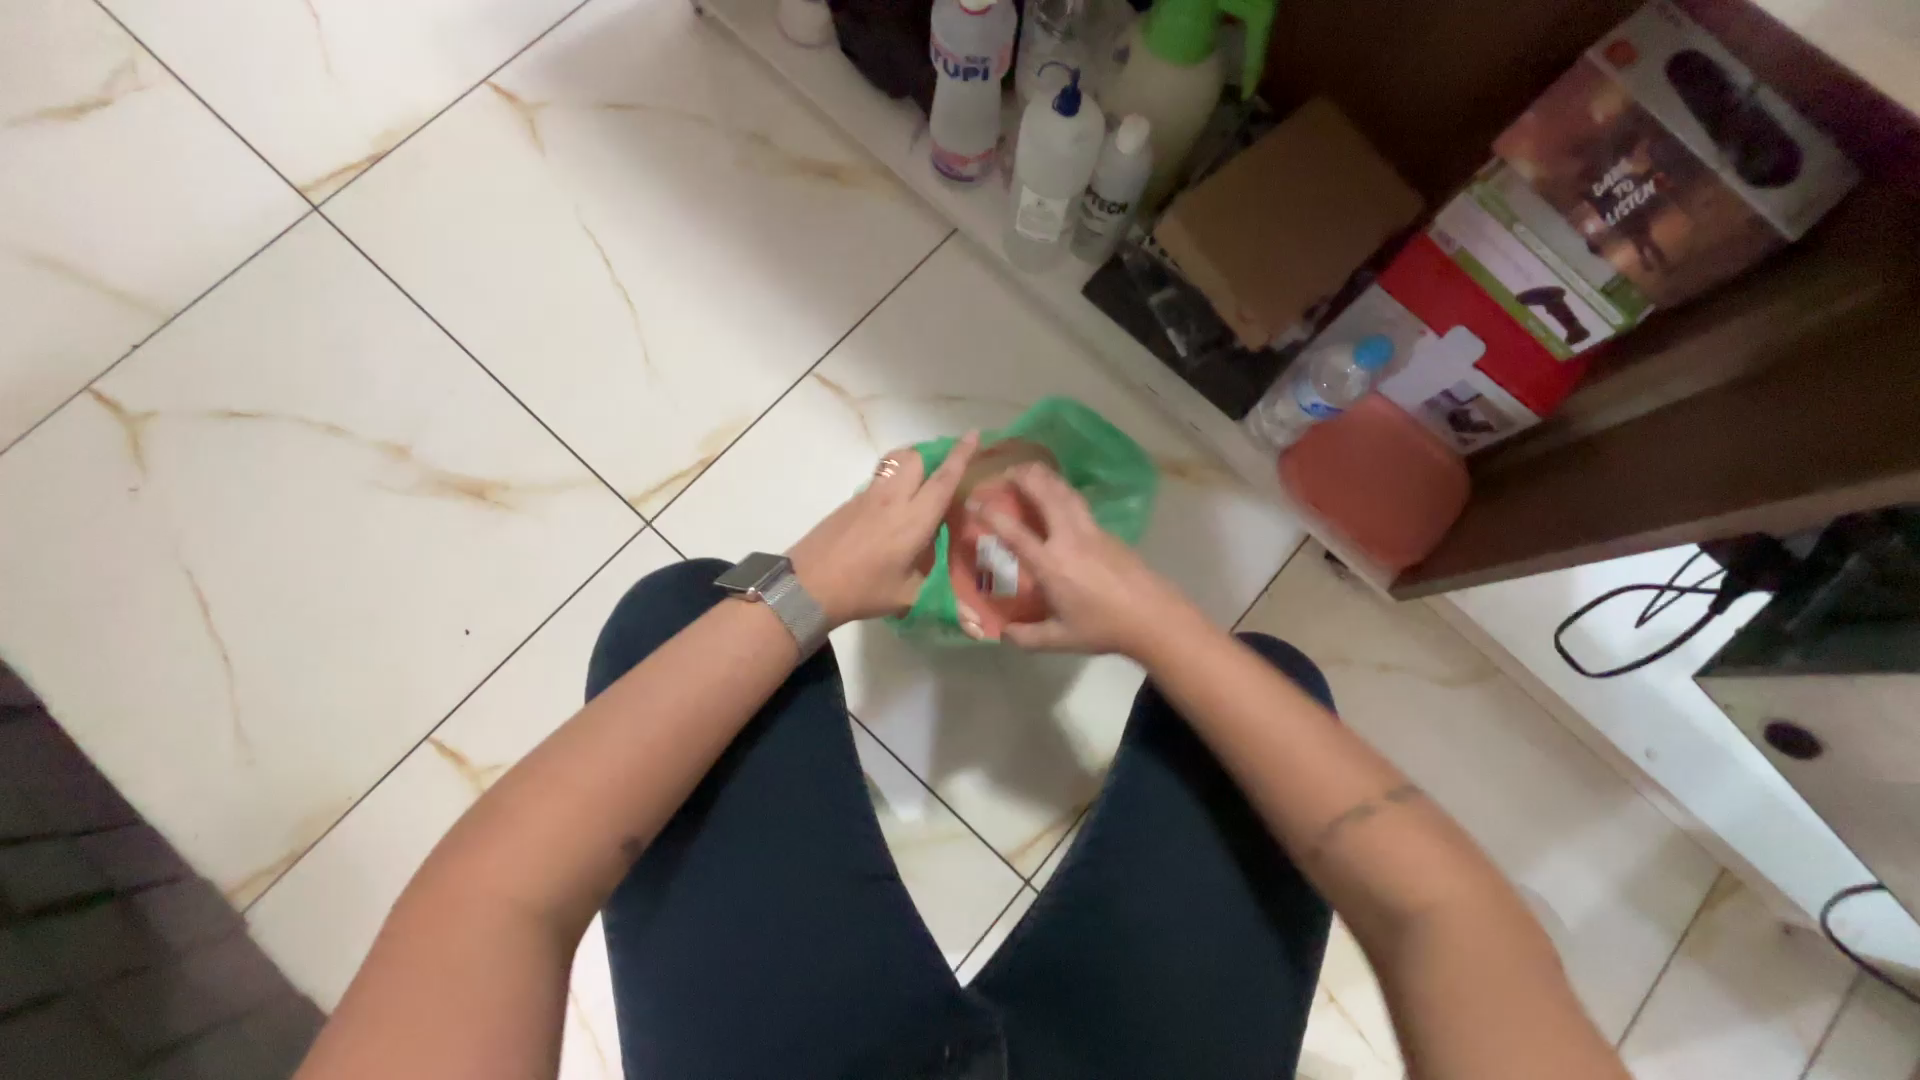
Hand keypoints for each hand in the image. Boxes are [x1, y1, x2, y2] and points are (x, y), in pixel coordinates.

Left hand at [788, 432, 980, 626]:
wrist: (807, 585)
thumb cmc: (862, 589)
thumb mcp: (907, 598)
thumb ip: (942, 602)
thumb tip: (976, 625)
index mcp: (913, 518)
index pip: (943, 479)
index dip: (962, 455)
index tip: (974, 435)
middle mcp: (893, 499)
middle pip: (915, 457)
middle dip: (933, 457)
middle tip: (944, 475)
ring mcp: (868, 497)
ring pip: (894, 463)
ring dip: (910, 466)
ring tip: (919, 488)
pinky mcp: (850, 503)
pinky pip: (878, 481)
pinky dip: (892, 484)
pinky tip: (892, 513)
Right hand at [978, 463, 1204, 657]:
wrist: (1153, 617)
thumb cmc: (1103, 628)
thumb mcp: (1060, 639)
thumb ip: (1026, 638)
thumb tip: (1003, 634)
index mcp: (1051, 565)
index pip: (1014, 532)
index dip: (991, 514)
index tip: (975, 502)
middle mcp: (1070, 539)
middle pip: (1046, 495)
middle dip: (1025, 477)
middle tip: (1007, 469)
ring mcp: (1092, 532)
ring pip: (1066, 493)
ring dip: (1047, 477)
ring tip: (1032, 470)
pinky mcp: (1108, 533)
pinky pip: (1080, 504)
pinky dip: (1064, 492)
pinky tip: (1061, 496)